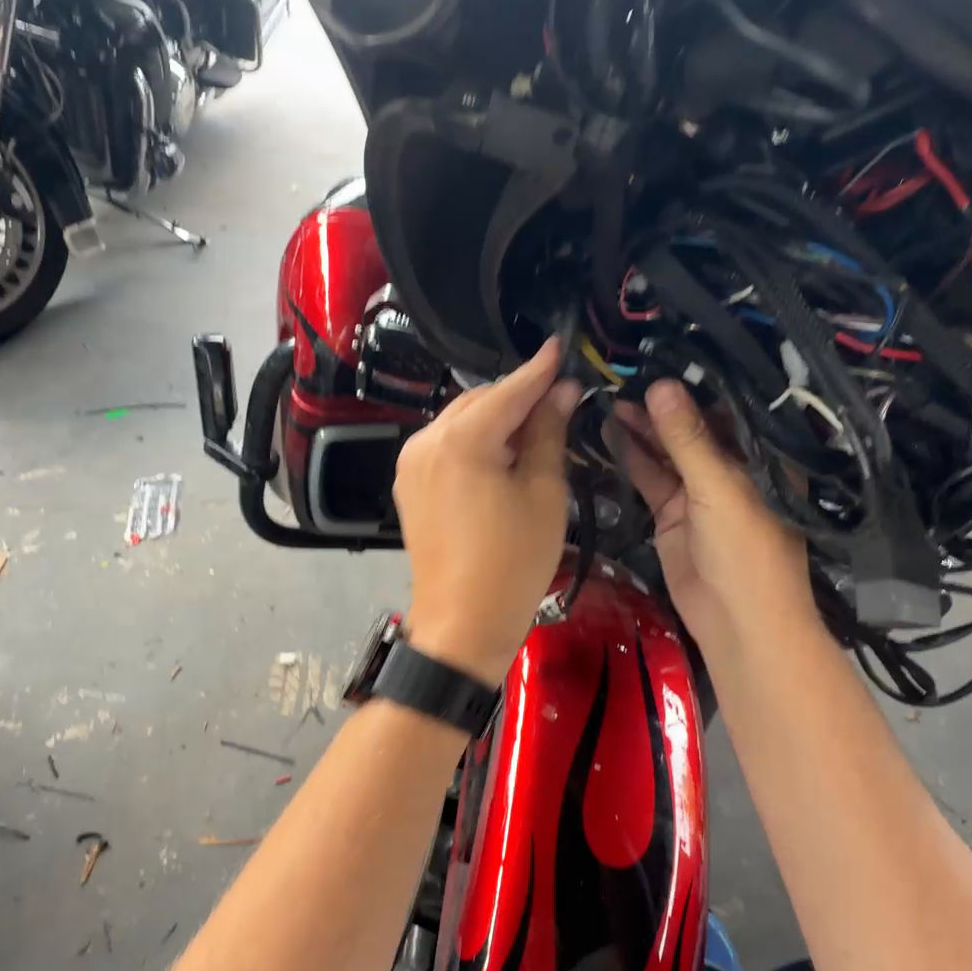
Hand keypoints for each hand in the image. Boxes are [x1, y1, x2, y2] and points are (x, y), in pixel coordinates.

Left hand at [395, 338, 580, 685]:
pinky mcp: (410, 486)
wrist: (463, 623)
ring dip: (496, 419)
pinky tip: (501, 454)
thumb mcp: (543, 492)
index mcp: (460, 439)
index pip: (509, 390)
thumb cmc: (512, 562)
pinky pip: (446, 447)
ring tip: (535, 427)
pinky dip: (475, 442)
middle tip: (559, 398)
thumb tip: (562, 393)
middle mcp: (426, 442)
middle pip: (479, 401)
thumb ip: (548, 433)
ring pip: (460, 422)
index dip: (540, 370)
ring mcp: (411, 465)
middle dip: (518, 397)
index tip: (562, 347)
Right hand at [610, 380, 814, 650]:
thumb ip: (687, 439)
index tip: (663, 355)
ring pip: (668, 452)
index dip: (698, 384)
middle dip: (662, 406)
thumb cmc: (748, 552)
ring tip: (611, 398)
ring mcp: (700, 493)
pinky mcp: (672, 515)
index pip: (729, 409)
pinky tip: (612, 431)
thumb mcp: (720, 488)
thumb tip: (659, 386)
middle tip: (625, 376)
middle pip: (693, 429)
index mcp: (761, 457)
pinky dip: (632, 457)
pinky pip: (651, 478)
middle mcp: (732, 469)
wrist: (738, 624)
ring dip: (642, 428)